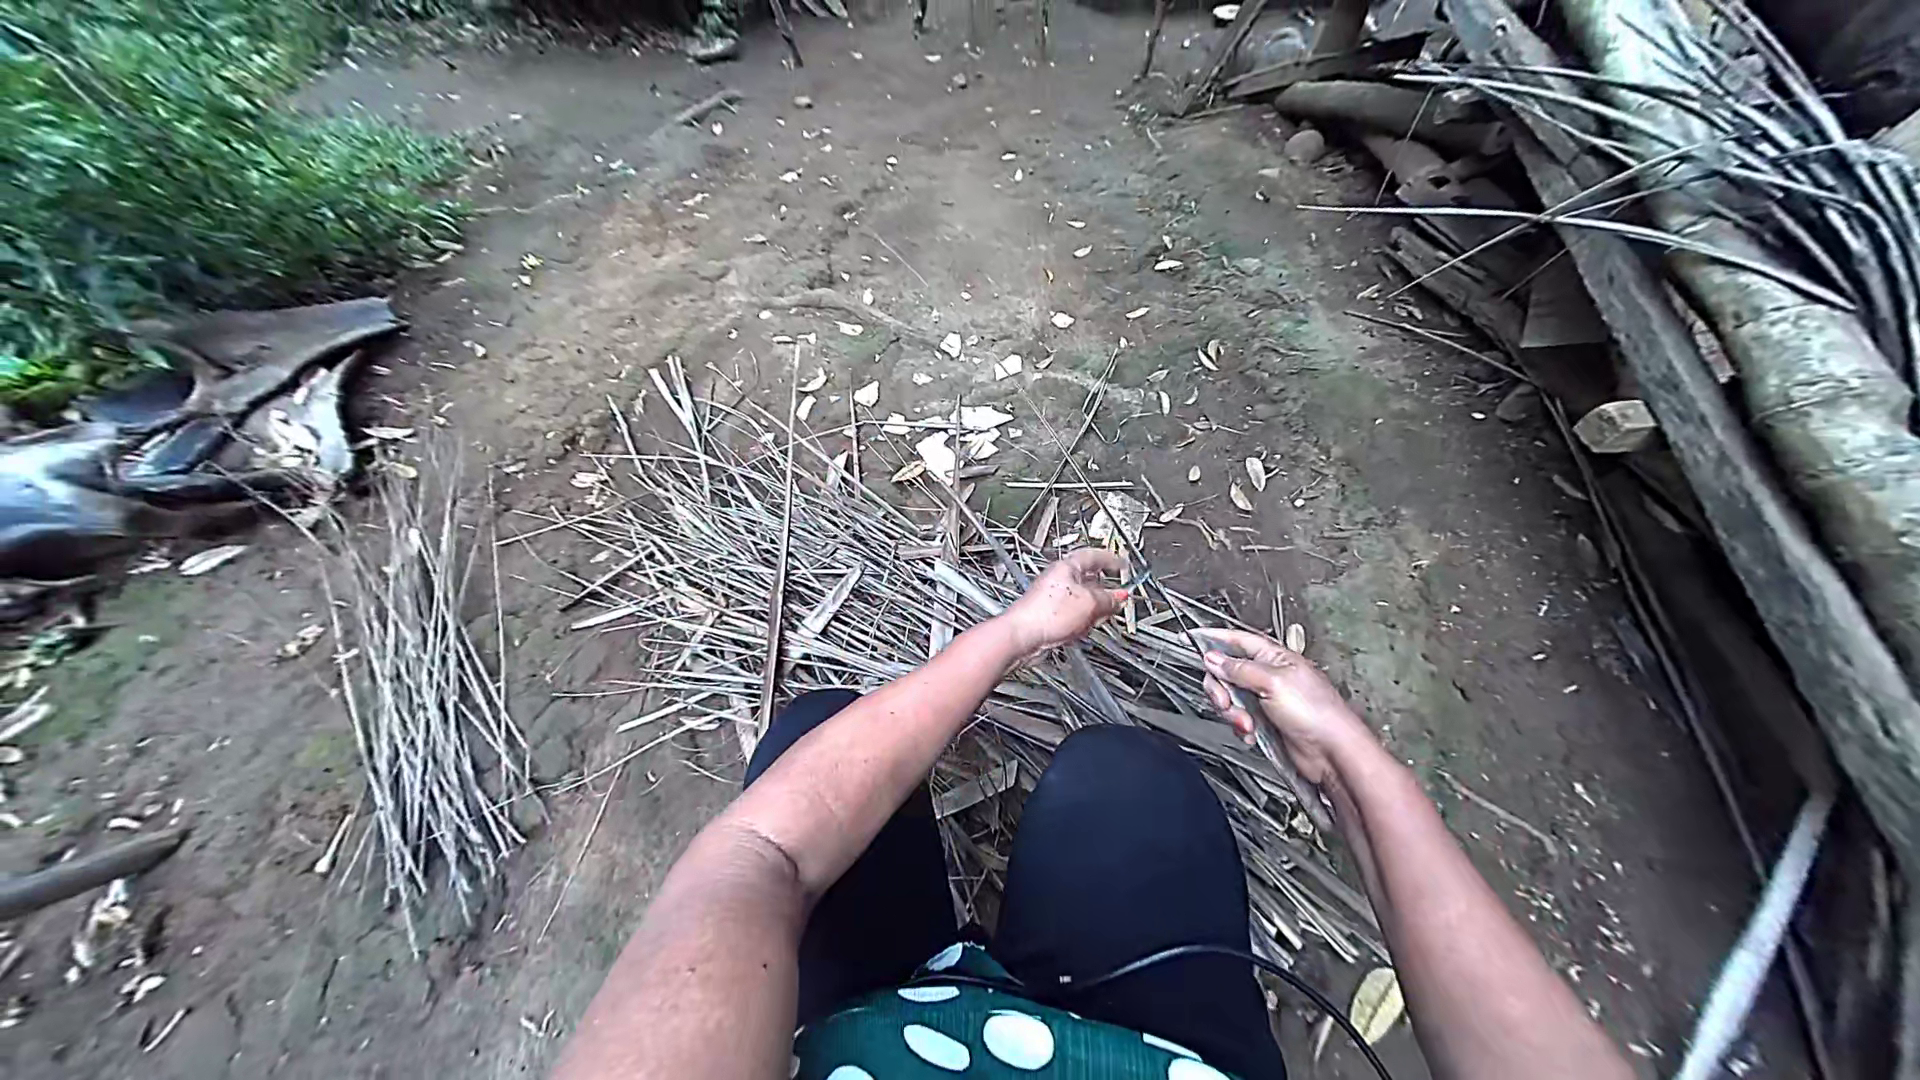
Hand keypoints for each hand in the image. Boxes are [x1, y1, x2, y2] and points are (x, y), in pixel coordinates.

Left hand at [1001, 549, 1128, 655]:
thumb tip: (1119, 597)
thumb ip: (1108, 599)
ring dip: (1092, 610)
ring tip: (1095, 619)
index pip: (1093, 556)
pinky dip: (1080, 621)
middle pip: (1089, 581)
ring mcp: (1053, 598)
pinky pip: (1073, 615)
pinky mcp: (1050, 616)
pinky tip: (1080, 629)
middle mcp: (1058, 580)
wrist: (1023, 636)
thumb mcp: (1089, 603)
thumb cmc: (1045, 613)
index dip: (1110, 560)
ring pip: (1082, 601)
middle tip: (1115, 600)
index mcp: (1066, 567)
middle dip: (1103, 592)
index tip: (1122, 565)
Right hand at [1200, 627, 1371, 786]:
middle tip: (1224, 699)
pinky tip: (1251, 732)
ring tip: (1246, 722)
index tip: (1190, 637)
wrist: (1333, 754)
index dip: (1212, 637)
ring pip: (1228, 697)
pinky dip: (1240, 726)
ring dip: (1232, 712)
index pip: (1235, 640)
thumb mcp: (1273, 682)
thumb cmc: (1318, 714)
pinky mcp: (1264, 720)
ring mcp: (1265, 699)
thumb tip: (1213, 658)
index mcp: (1273, 658)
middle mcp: (1268, 676)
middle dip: (1220, 688)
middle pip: (1225, 672)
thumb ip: (1239, 669)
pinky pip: (1237, 717)